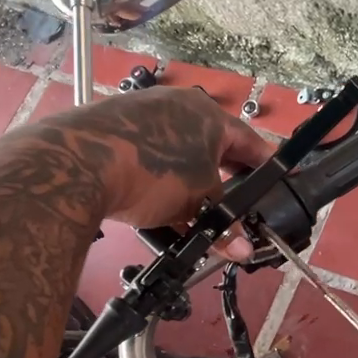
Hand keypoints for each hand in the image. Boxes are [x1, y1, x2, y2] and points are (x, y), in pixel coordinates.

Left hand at [20, 86, 272, 235]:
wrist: (76, 164)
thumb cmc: (150, 172)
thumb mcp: (199, 203)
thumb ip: (225, 225)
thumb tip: (242, 249)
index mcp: (208, 116)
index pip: (251, 143)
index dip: (268, 168)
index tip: (281, 180)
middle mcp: (177, 108)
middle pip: (214, 150)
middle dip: (226, 183)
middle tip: (237, 209)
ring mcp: (142, 117)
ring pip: (181, 158)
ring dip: (193, 188)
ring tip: (197, 219)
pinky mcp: (113, 132)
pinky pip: (151, 160)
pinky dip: (163, 185)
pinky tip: (161, 213)